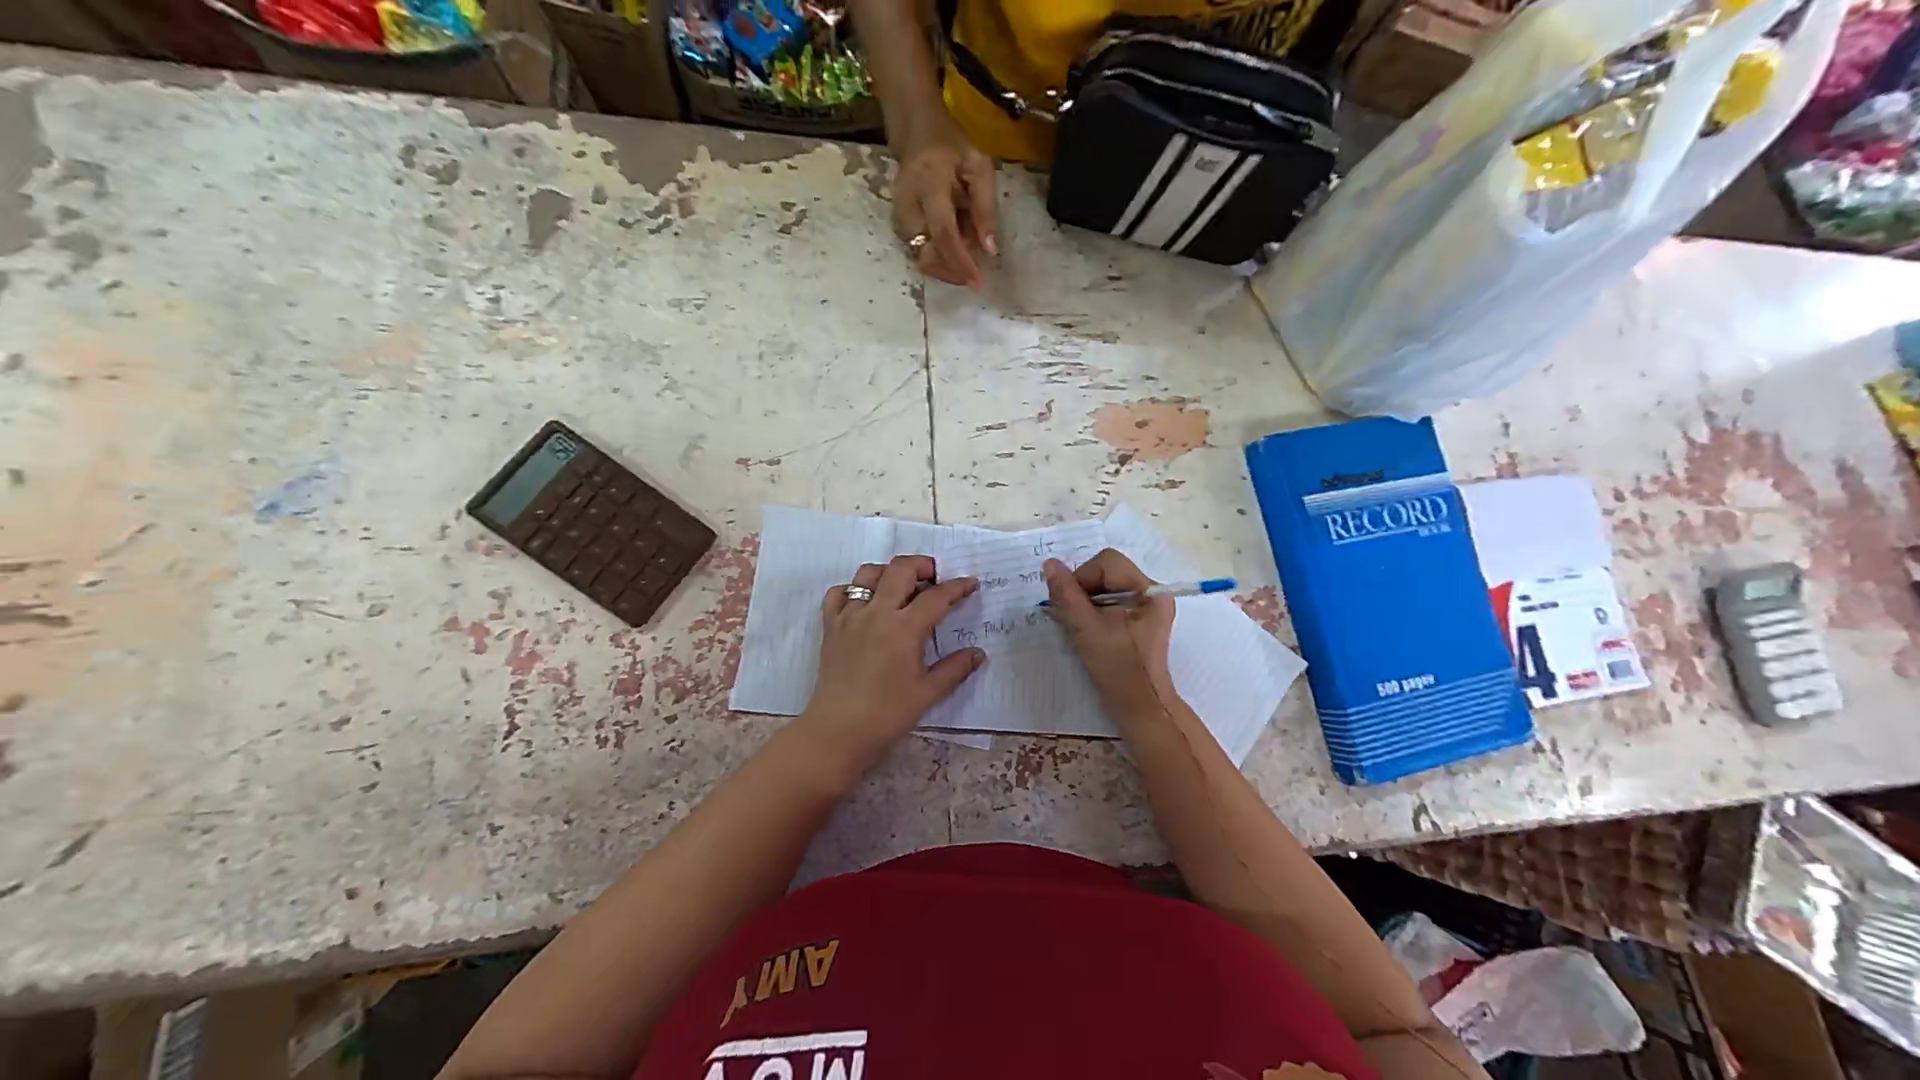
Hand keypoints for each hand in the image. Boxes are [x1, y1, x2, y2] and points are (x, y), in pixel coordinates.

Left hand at [794, 555, 985, 774]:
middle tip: (935, 579)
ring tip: (902, 587)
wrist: (838, 731)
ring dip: (889, 573)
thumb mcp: (928, 693)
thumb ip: (955, 668)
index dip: (957, 587)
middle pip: (900, 569)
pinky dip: (853, 589)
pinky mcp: (830, 626)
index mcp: (904, 628)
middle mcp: (876, 613)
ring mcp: (849, 616)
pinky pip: (839, 593)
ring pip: (868, 573)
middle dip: (923, 565)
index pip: (936, 597)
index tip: (970, 584)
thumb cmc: (887, 714)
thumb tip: (978, 653)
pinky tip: (865, 603)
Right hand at [892, 114, 998, 288]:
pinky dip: (940, 256)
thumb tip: (989, 250)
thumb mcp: (979, 166)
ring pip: (922, 259)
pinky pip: (919, 253)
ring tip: (964, 243)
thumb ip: (985, 207)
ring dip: (947, 263)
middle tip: (975, 268)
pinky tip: (953, 241)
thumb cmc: (951, 148)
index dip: (960, 262)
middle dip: (952, 270)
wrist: (915, 135)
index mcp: (929, 184)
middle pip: (926, 255)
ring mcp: (898, 219)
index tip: (977, 281)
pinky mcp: (899, 228)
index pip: (943, 233)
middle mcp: (908, 206)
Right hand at [1043, 550, 1176, 717]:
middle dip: (1084, 589)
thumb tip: (1049, 564)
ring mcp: (1147, 606)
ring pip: (1107, 585)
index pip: (1107, 562)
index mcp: (1149, 590)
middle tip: (1073, 615)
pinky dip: (1095, 609)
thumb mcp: (1086, 628)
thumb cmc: (1117, 668)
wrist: (1140, 705)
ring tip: (1080, 624)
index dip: (1082, 577)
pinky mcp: (1140, 619)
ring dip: (1087, 600)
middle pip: (1108, 570)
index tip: (1071, 605)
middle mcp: (1152, 592)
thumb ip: (1066, 594)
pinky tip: (1088, 628)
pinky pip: (1112, 600)